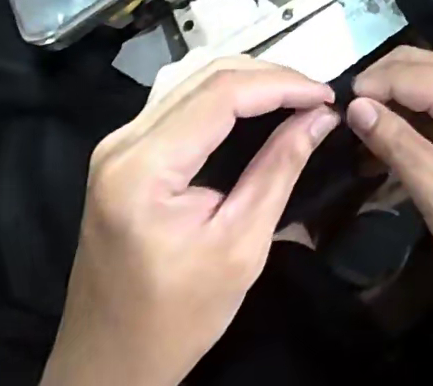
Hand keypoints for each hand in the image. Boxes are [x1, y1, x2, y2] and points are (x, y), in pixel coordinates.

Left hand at [41, 56, 338, 385]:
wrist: (107, 363)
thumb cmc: (175, 320)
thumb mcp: (240, 249)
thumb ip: (279, 171)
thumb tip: (320, 117)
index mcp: (144, 167)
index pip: (221, 94)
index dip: (280, 84)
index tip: (325, 94)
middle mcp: (124, 141)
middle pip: (205, 76)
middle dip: (268, 76)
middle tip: (314, 95)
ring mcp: (119, 142)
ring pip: (192, 79)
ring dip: (246, 79)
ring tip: (293, 95)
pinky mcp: (124, 150)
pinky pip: (180, 99)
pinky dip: (223, 94)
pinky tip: (255, 104)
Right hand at [345, 46, 432, 306]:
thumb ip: (401, 149)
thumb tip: (356, 108)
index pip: (401, 74)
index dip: (364, 92)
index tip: (334, 122)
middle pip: (410, 61)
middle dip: (374, 87)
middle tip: (346, 128)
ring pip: (423, 71)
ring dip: (391, 96)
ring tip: (365, 137)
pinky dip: (412, 107)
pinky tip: (397, 141)